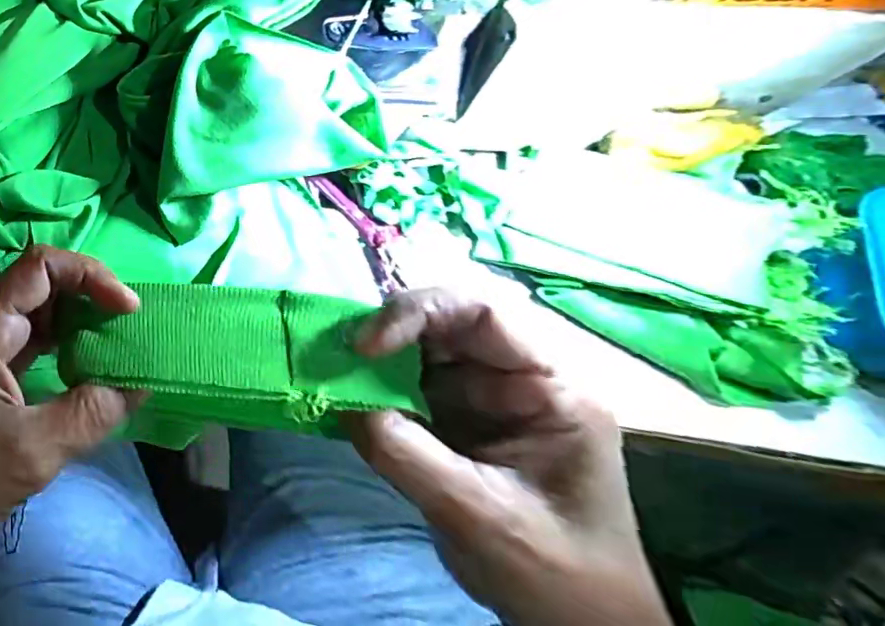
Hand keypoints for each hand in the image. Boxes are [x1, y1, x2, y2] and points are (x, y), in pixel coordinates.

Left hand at [0, 246, 145, 624]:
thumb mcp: (31, 451)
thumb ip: (87, 414)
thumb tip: (139, 384)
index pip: (41, 266)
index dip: (89, 274)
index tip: (127, 309)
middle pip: (46, 281)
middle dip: (93, 293)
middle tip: (134, 326)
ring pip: (46, 308)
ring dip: (85, 318)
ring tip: (126, 342)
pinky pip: (42, 337)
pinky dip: (73, 342)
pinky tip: (100, 364)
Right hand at [344, 289, 671, 625]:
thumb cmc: (554, 573)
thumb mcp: (478, 514)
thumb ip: (404, 452)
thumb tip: (337, 398)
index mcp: (549, 389)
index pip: (480, 313)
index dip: (416, 311)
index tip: (367, 346)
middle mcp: (511, 377)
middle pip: (438, 320)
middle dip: (383, 330)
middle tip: (337, 353)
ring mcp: (477, 395)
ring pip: (411, 346)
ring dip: (367, 355)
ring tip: (331, 371)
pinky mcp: (446, 414)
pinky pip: (397, 379)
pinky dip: (363, 381)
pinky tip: (342, 394)